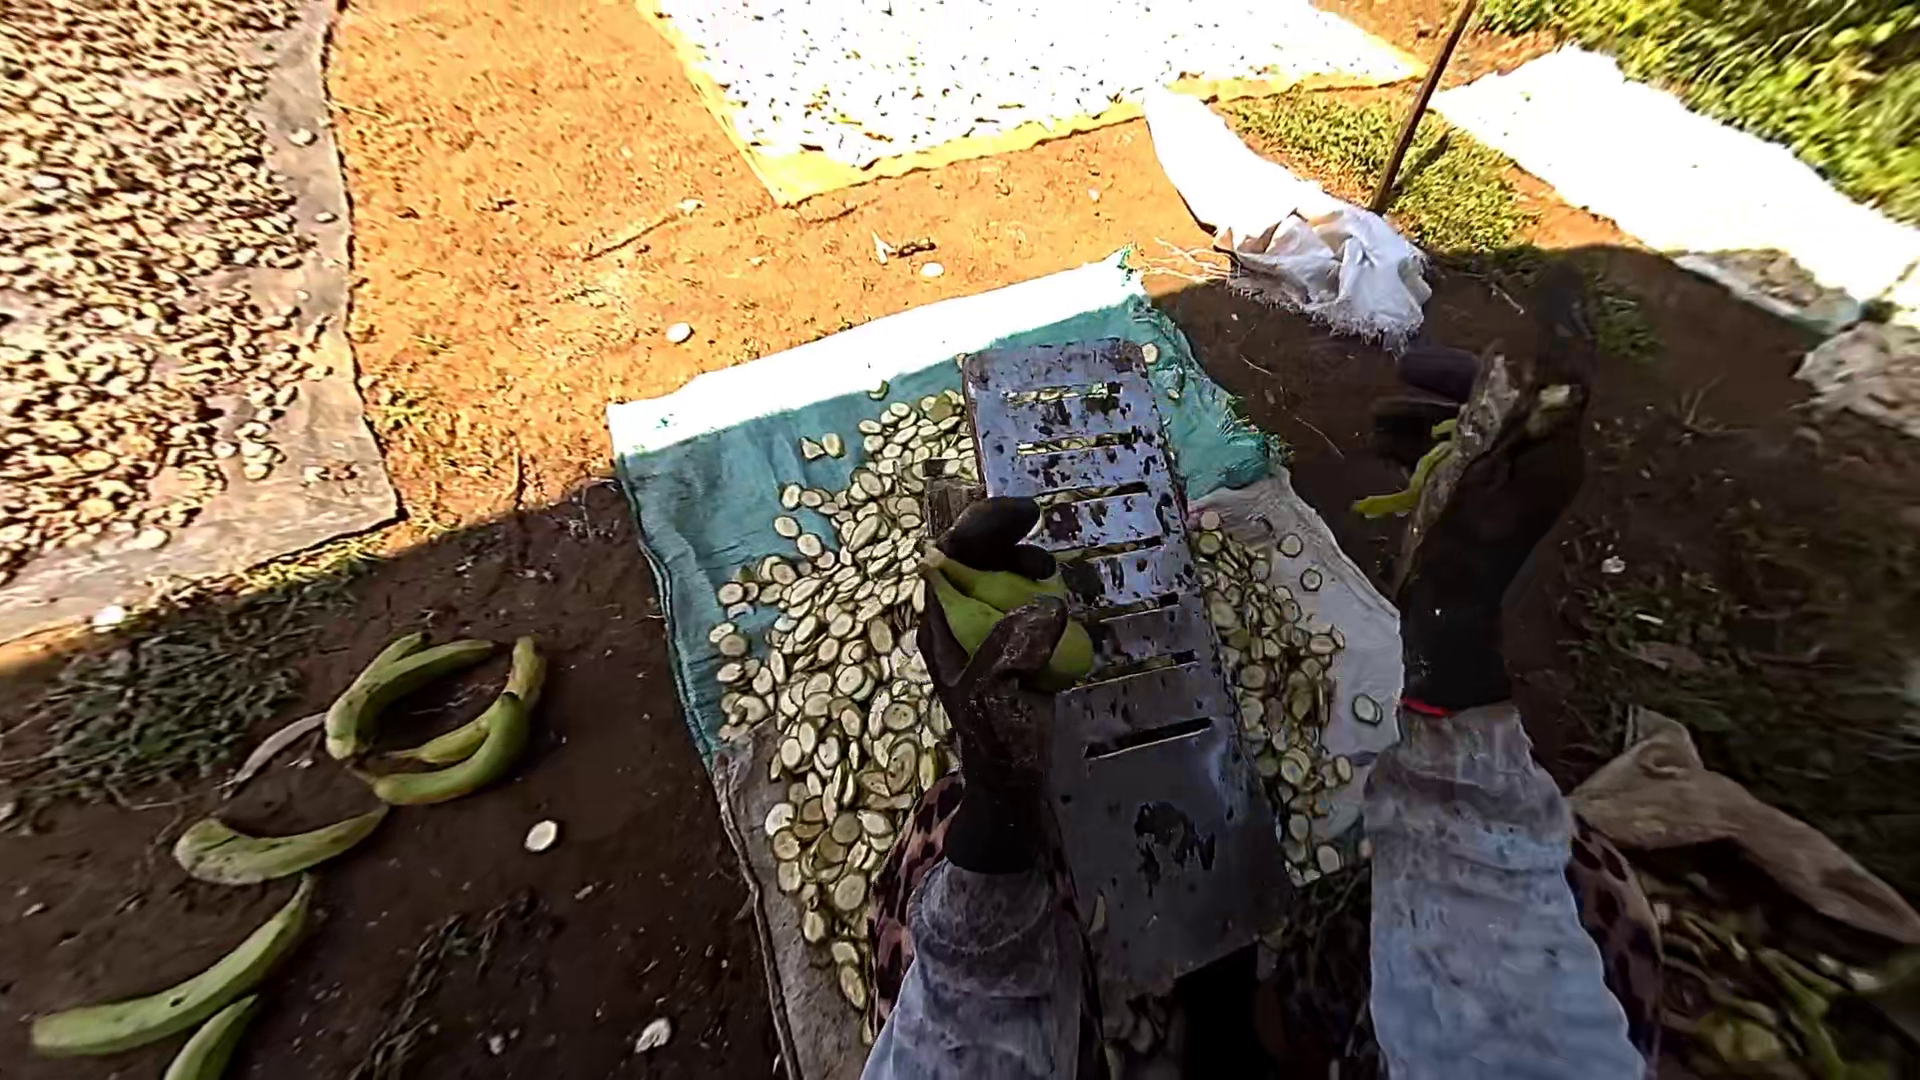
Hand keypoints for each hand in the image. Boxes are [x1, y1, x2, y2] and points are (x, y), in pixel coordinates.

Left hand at [918, 497, 1069, 872]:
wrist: (1014, 773)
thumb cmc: (997, 738)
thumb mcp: (996, 696)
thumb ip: (1011, 649)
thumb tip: (1049, 603)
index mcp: (942, 623)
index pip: (949, 557)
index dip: (980, 527)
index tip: (1023, 514)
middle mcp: (957, 616)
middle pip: (971, 555)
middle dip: (1000, 535)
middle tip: (1035, 525)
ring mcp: (984, 625)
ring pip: (996, 571)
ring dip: (1020, 560)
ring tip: (1046, 571)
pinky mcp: (1010, 635)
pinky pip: (1020, 594)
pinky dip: (1037, 585)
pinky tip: (1053, 595)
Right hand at [1381, 264, 1595, 710]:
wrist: (1444, 607)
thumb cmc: (1458, 550)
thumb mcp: (1475, 478)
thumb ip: (1499, 417)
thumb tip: (1529, 356)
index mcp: (1551, 454)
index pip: (1557, 378)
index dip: (1537, 338)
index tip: (1521, 295)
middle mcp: (1534, 459)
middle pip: (1503, 399)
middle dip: (1453, 379)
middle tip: (1403, 366)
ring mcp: (1500, 478)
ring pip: (1468, 425)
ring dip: (1423, 414)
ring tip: (1376, 414)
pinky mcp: (1471, 493)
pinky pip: (1448, 452)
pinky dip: (1415, 443)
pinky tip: (1378, 442)